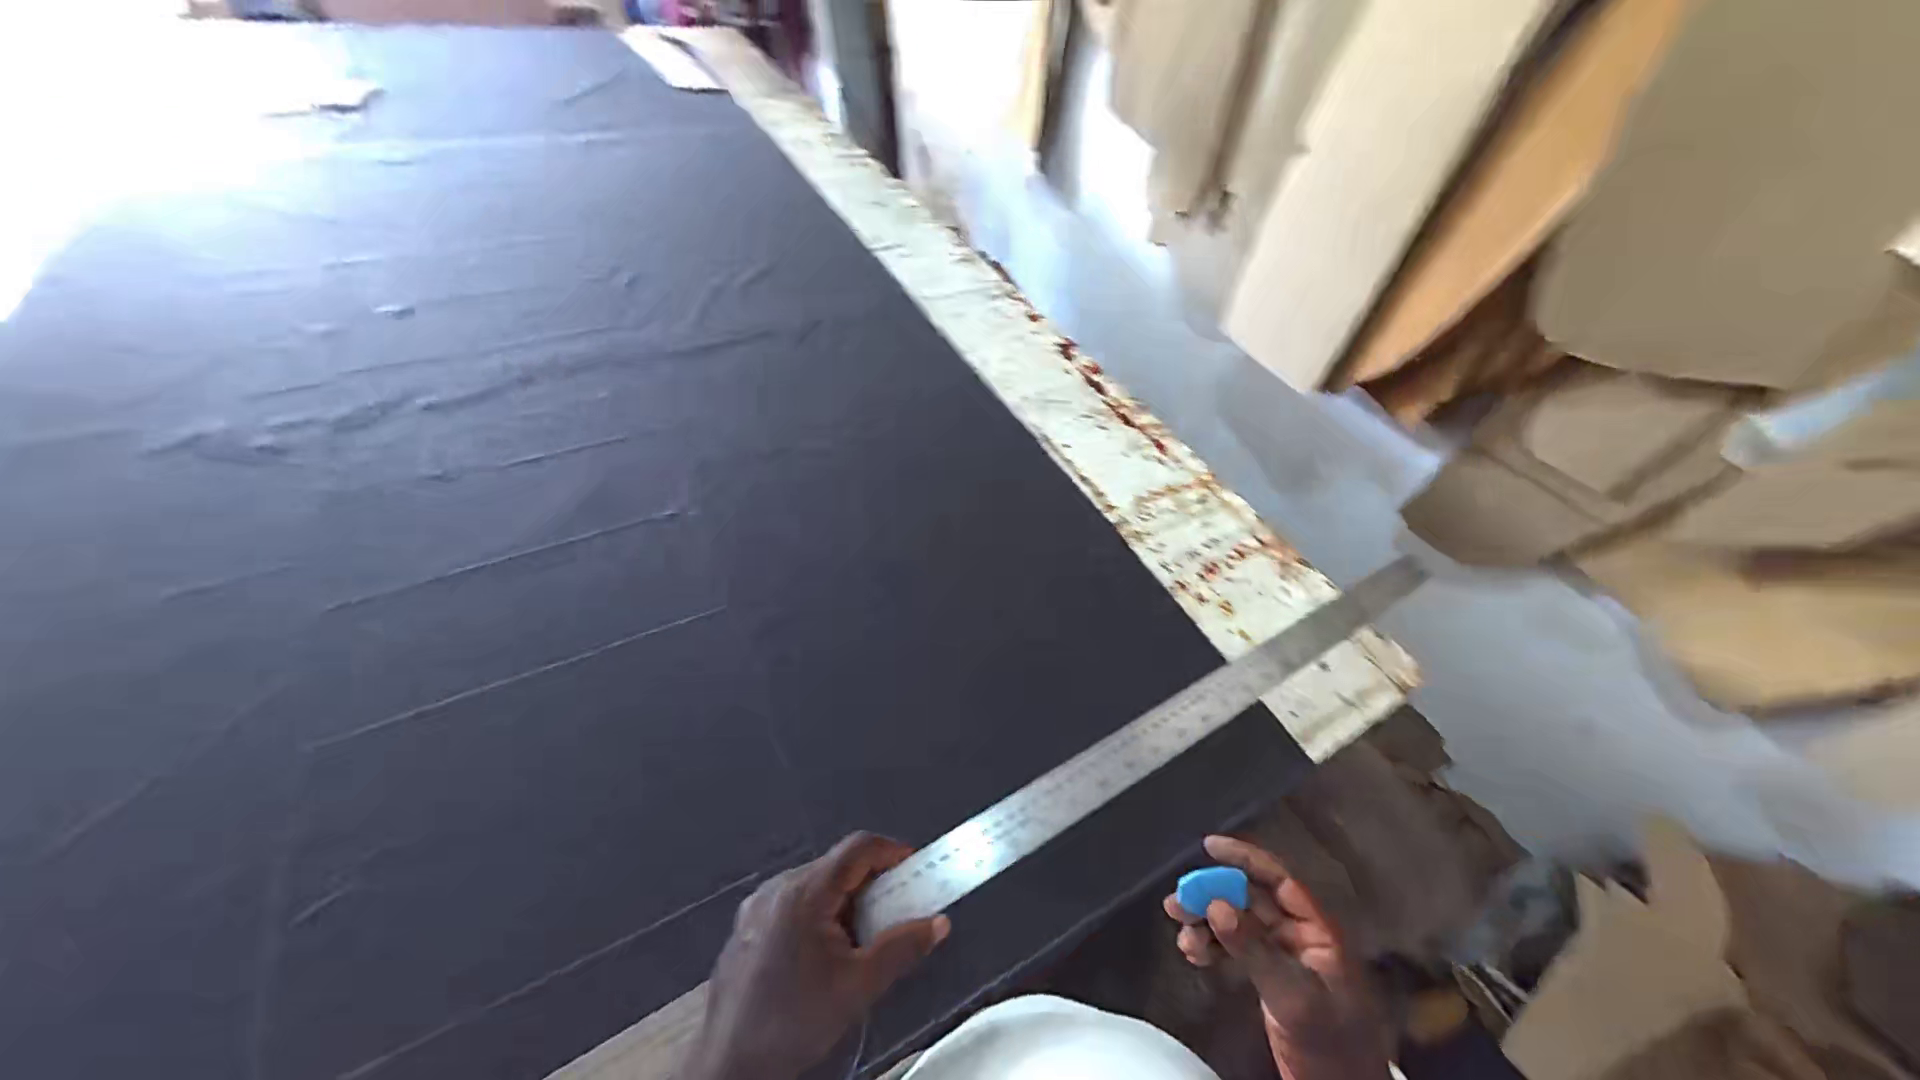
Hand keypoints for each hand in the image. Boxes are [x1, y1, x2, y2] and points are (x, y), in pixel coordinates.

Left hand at [680, 832, 951, 1079]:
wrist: (726, 1067)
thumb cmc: (795, 1021)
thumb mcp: (858, 987)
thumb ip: (902, 948)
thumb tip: (939, 923)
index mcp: (805, 892)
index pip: (858, 848)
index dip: (893, 852)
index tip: (917, 871)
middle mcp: (777, 887)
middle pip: (837, 865)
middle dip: (871, 883)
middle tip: (893, 912)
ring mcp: (756, 905)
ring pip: (815, 884)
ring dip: (845, 900)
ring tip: (861, 939)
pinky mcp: (745, 926)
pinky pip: (792, 902)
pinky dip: (818, 913)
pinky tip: (823, 954)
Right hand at [1163, 835, 1387, 1079]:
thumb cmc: (1332, 1042)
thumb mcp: (1292, 995)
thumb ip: (1254, 949)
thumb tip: (1215, 905)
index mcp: (1317, 929)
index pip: (1279, 879)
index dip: (1245, 858)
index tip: (1209, 845)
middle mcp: (1297, 933)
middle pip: (1249, 897)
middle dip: (1213, 894)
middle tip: (1179, 901)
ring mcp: (1281, 954)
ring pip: (1236, 920)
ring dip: (1206, 922)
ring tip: (1182, 933)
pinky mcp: (1267, 974)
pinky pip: (1233, 945)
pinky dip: (1211, 945)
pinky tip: (1193, 952)